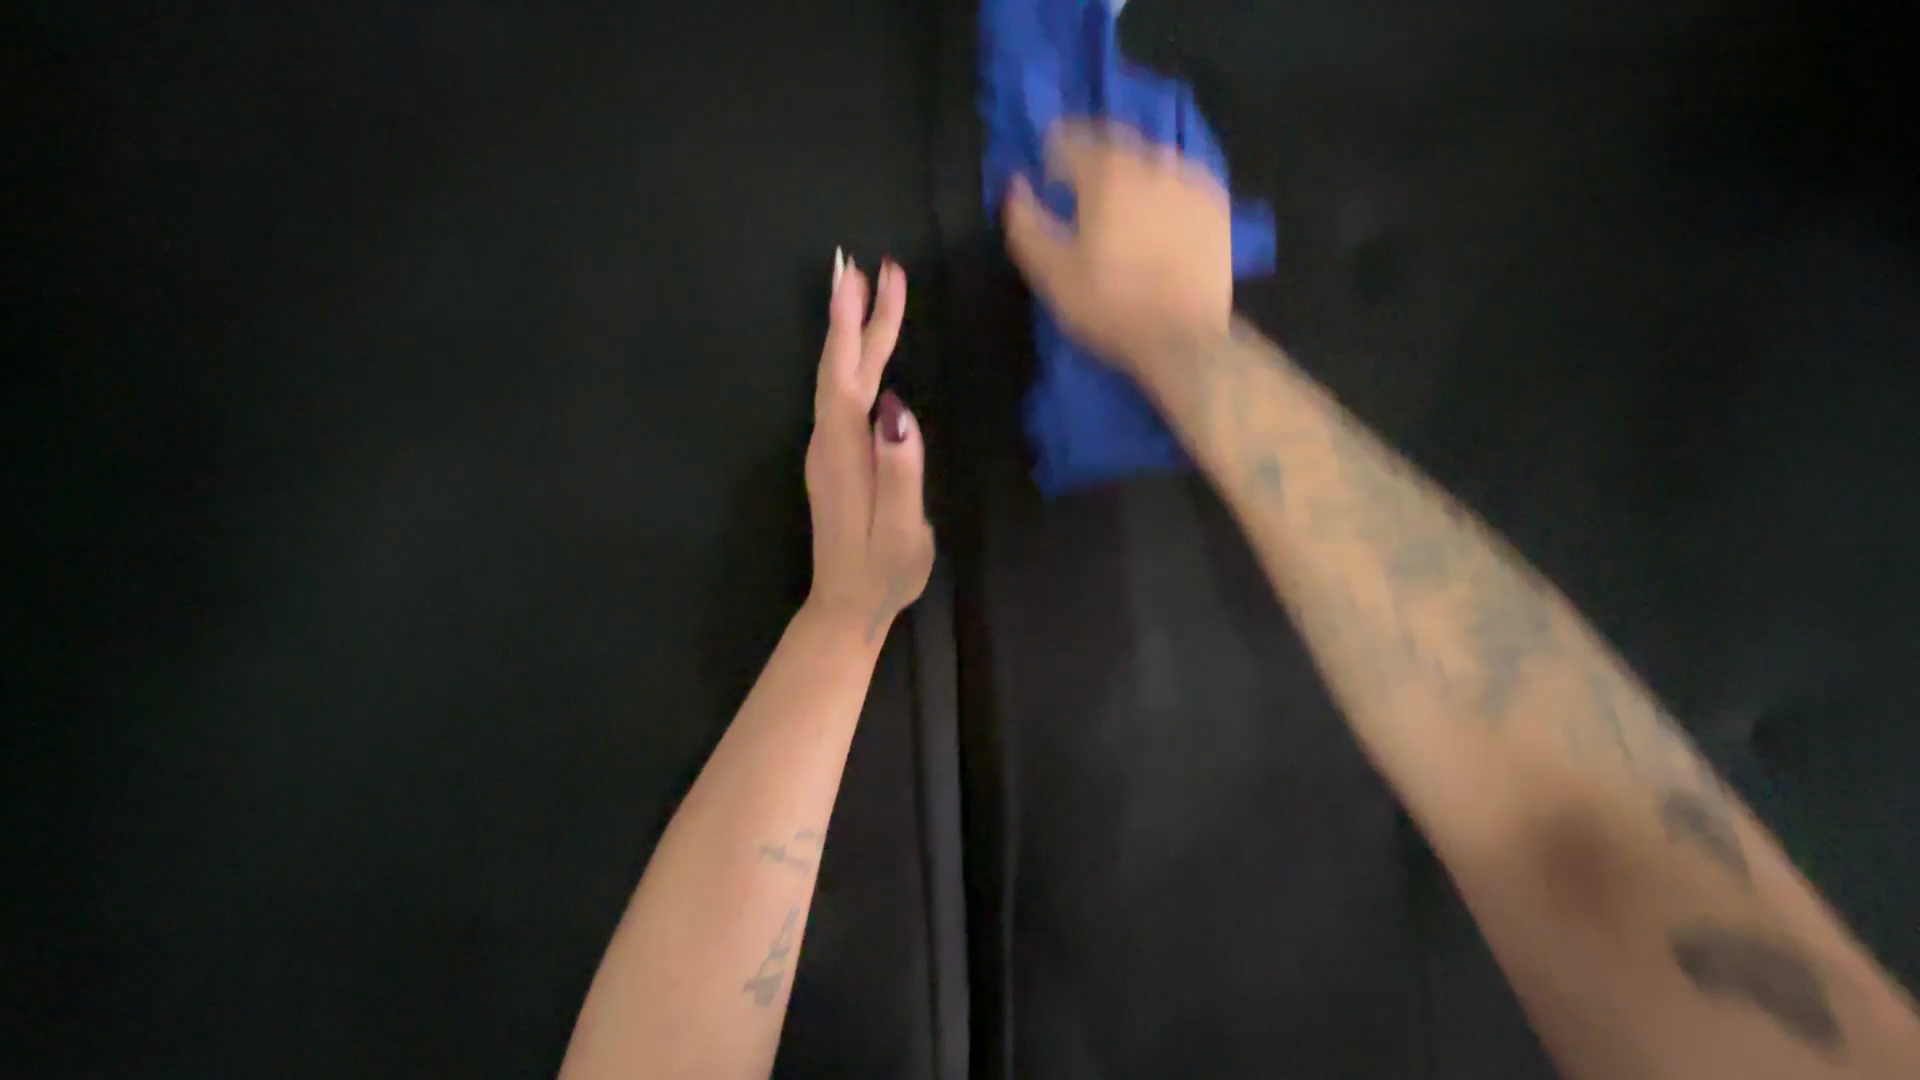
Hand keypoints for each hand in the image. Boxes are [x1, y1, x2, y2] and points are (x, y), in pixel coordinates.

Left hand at [802, 253, 933, 643]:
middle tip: (867, 268)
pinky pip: (840, 396)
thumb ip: (901, 470)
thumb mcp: (902, 529)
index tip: (872, 280)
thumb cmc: (882, 572)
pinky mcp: (836, 460)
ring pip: (835, 380)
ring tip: (861, 291)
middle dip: (852, 316)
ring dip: (848, 334)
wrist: (846, 606)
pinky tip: (861, 354)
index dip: (859, 327)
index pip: (848, 377)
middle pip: (837, 369)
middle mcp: (828, 444)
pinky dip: (849, 363)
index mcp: (844, 454)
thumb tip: (898, 408)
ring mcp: (828, 452)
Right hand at [1003, 121, 1234, 380]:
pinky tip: (1158, 218)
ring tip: (1122, 205)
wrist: (1183, 338)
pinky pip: (1182, 182)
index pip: (1068, 139)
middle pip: (1113, 142)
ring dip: (1130, 172)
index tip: (1046, 176)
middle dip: (1093, 157)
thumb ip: (1026, 223)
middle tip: (1082, 188)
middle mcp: (1151, 161)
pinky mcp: (1216, 205)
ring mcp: (1190, 180)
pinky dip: (1164, 190)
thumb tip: (1016, 186)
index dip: (1051, 155)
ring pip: (1151, 159)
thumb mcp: (1052, 274)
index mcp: (1106, 171)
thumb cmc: (1110, 307)